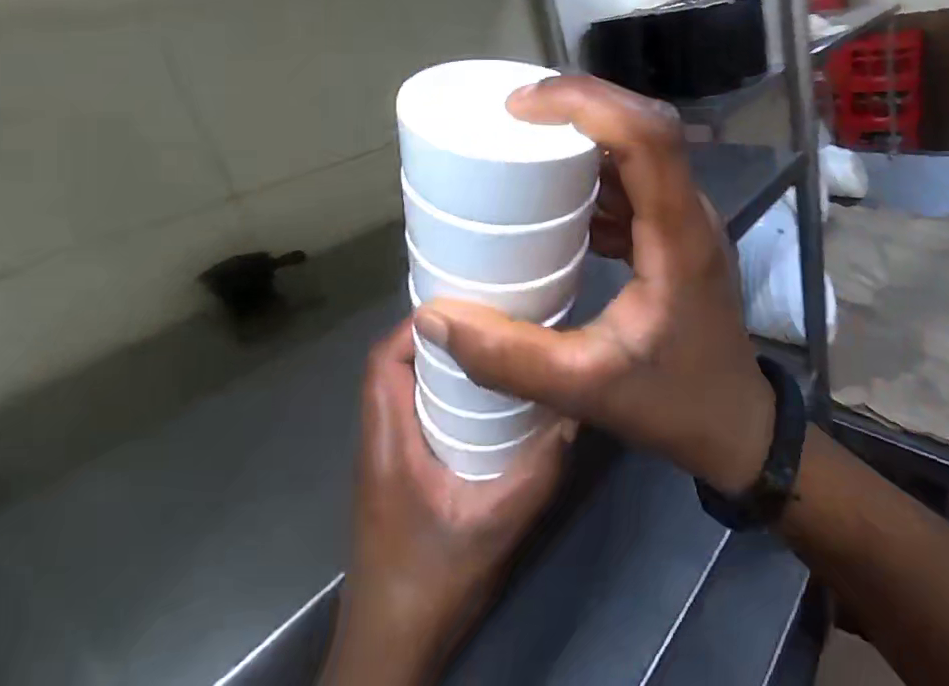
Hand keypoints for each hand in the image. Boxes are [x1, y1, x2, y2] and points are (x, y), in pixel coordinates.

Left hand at [321, 321, 572, 685]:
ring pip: (401, 389)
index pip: (385, 358)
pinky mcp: (393, 472)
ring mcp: (382, 456)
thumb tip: (571, 416)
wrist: (391, 638)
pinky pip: (410, 414)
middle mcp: (377, 436)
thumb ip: (535, 473)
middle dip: (434, 339)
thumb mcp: (494, 525)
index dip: (417, 326)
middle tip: (486, 327)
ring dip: (436, 367)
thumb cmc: (431, 578)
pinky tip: (479, 410)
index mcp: (386, 437)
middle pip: (393, 366)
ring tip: (488, 357)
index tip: (464, 310)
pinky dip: (438, 397)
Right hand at [413, 75, 776, 495]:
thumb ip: (510, 358)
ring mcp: (682, 222)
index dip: (587, 104)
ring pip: (637, 148)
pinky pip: (630, 181)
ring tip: (523, 138)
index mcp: (678, 236)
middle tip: (512, 113)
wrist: (737, 429)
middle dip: (578, 106)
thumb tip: (435, 316)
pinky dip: (589, 171)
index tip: (521, 108)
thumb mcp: (586, 388)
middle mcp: (687, 214)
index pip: (648, 136)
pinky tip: (549, 192)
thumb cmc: (675, 404)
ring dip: (584, 133)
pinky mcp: (670, 235)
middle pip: (643, 127)